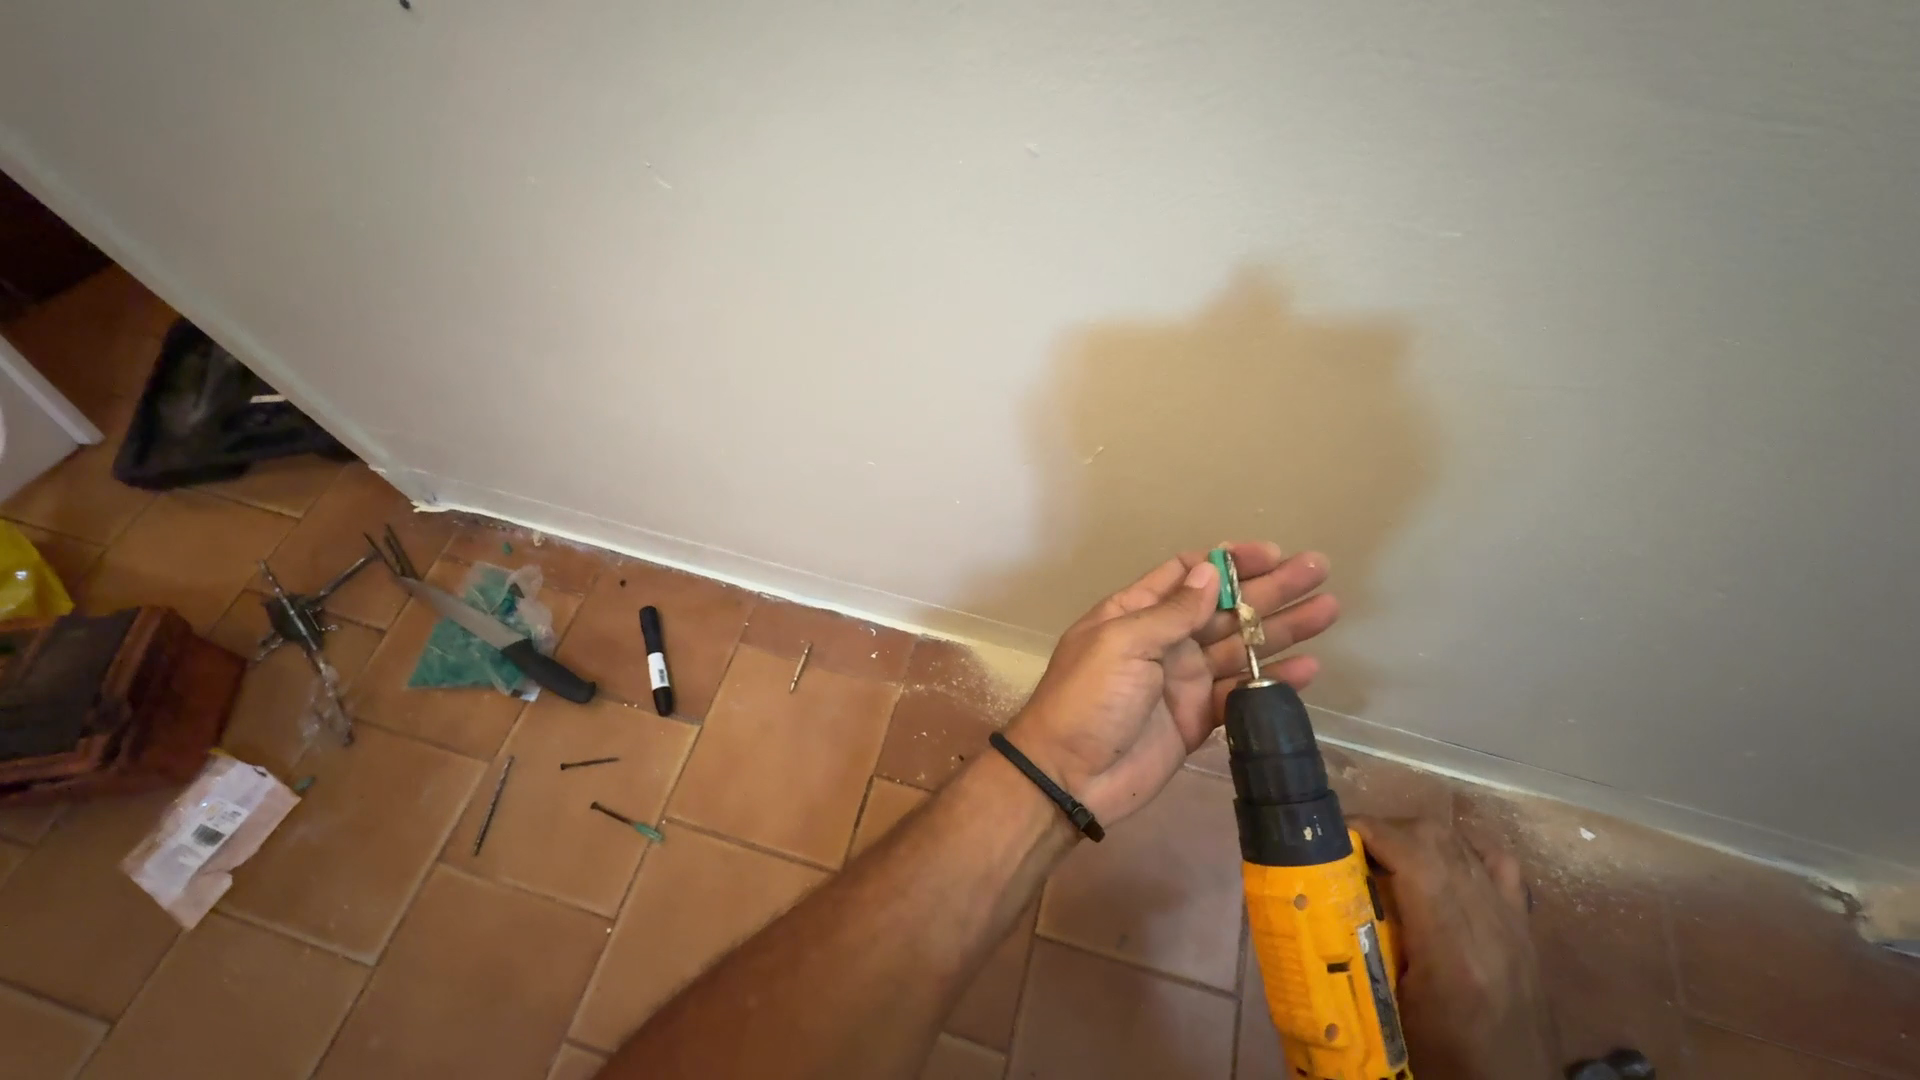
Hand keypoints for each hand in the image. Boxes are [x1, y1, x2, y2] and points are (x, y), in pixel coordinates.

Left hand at [1001, 541, 1337, 825]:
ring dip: (1281, 629)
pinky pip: (1242, 693)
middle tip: (1317, 569)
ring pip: (1240, 647)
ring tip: (1329, 609)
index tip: (1270, 554)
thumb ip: (1171, 612)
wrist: (1071, 776)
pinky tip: (1309, 668)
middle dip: (1269, 589)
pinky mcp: (1198, 718)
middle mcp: (1163, 641)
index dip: (1228, 563)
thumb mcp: (1123, 643)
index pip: (1187, 574)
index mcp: (1135, 613)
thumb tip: (1210, 572)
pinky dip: (1273, 681)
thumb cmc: (1088, 699)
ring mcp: (1182, 681)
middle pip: (1224, 608)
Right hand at [1352, 816, 1556, 1079]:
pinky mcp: (1524, 925)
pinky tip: (1436, 863)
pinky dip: (1459, 849)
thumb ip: (1364, 948)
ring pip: (1460, 843)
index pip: (1415, 860)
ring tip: (1383, 856)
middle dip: (1385, 830)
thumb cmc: (1443, 1060)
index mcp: (1453, 954)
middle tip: (1349, 847)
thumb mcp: (1390, 1009)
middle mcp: (1489, 926)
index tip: (1333, 833)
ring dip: (1415, 837)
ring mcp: (1512, 922)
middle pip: (1436, 840)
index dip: (1371, 832)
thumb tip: (1320, 898)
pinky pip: (1494, 862)